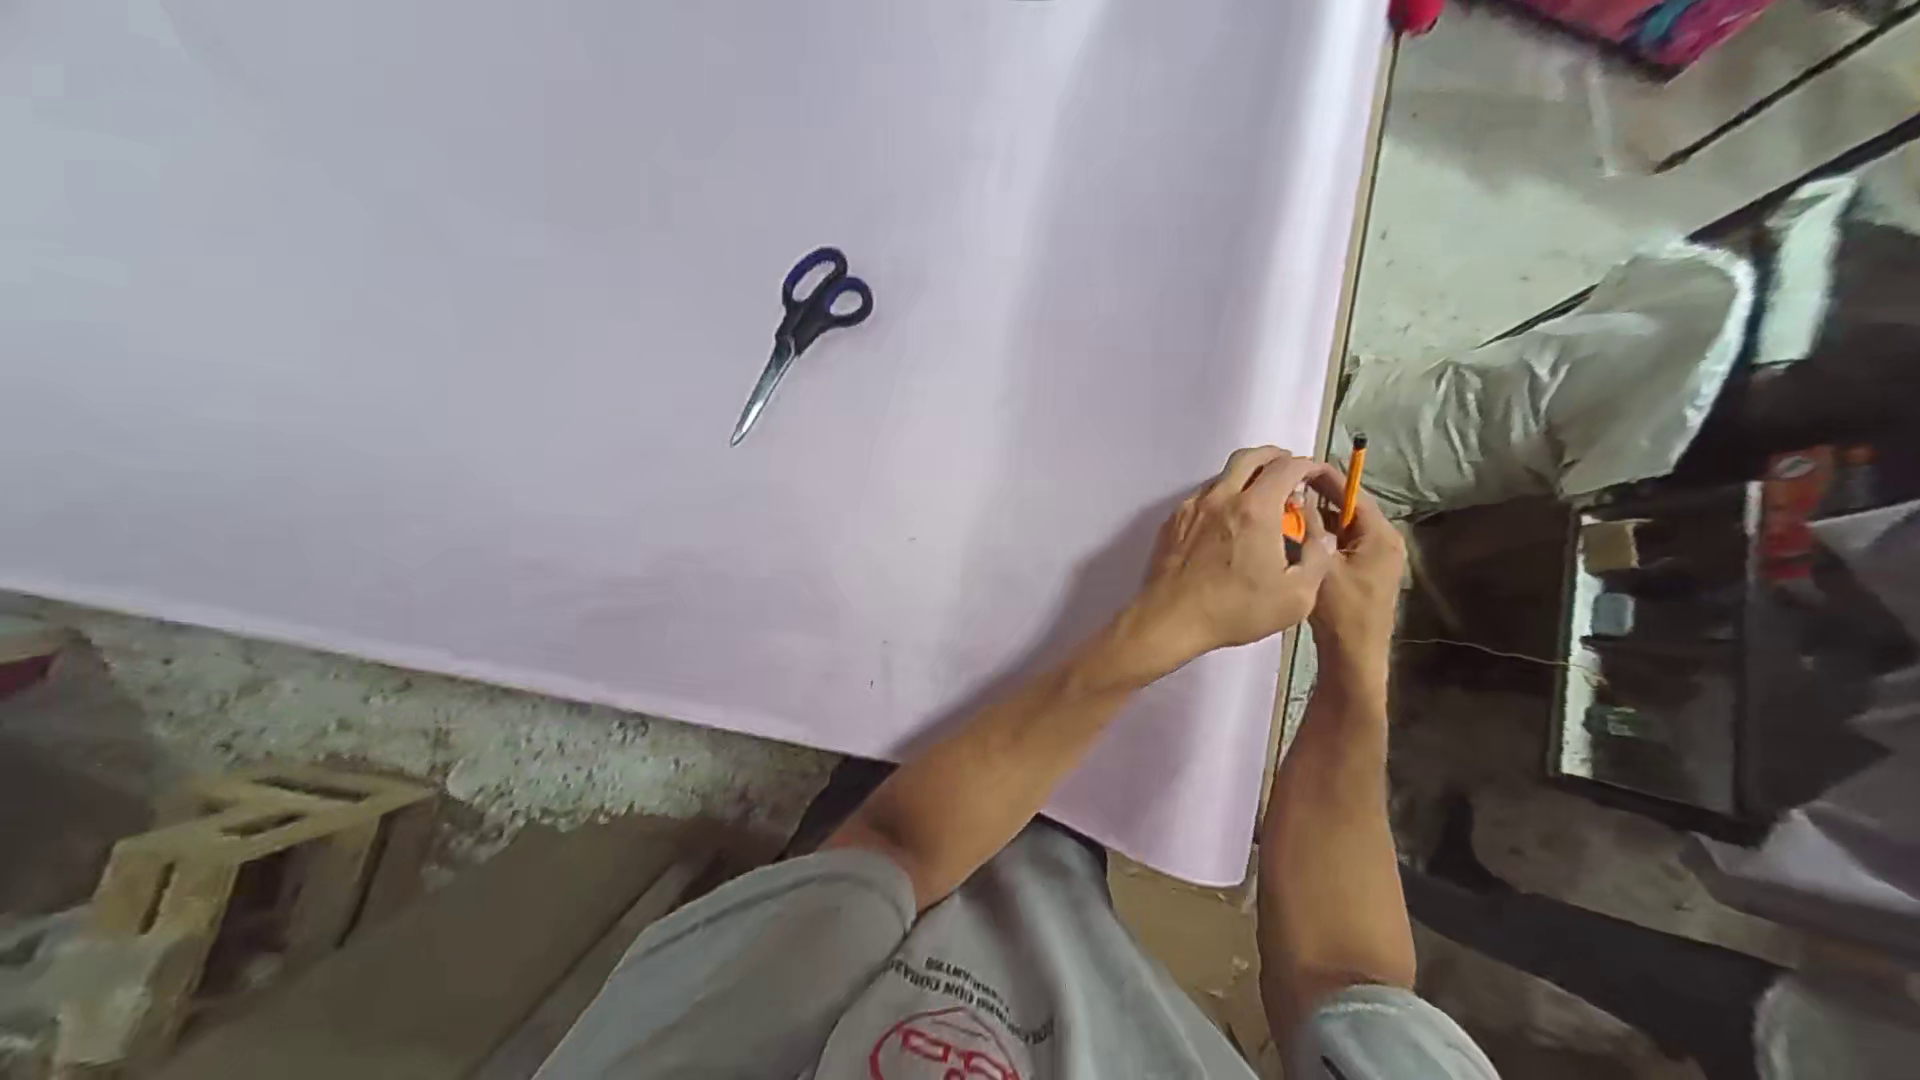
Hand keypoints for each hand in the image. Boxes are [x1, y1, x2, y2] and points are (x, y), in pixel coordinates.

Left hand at [1111, 448, 1339, 684]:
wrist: (1170, 619)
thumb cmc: (1234, 610)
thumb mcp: (1295, 596)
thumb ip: (1317, 560)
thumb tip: (1320, 538)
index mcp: (1254, 510)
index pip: (1287, 467)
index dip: (1308, 466)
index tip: (1316, 475)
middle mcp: (1220, 498)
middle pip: (1249, 457)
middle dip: (1275, 458)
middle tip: (1289, 473)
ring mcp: (1191, 508)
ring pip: (1222, 475)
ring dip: (1245, 477)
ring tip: (1260, 500)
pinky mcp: (1172, 522)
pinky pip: (1202, 497)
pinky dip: (1221, 497)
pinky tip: (1228, 522)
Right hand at [1302, 467, 1404, 676]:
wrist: (1354, 655)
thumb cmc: (1340, 610)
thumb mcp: (1319, 564)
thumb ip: (1308, 527)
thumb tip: (1296, 495)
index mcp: (1380, 536)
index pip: (1353, 494)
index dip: (1326, 478)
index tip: (1298, 466)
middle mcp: (1385, 543)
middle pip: (1349, 509)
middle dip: (1319, 498)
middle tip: (1286, 487)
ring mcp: (1376, 560)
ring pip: (1343, 528)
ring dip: (1317, 519)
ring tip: (1285, 510)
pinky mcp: (1364, 574)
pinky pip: (1341, 544)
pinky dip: (1321, 537)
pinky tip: (1295, 538)